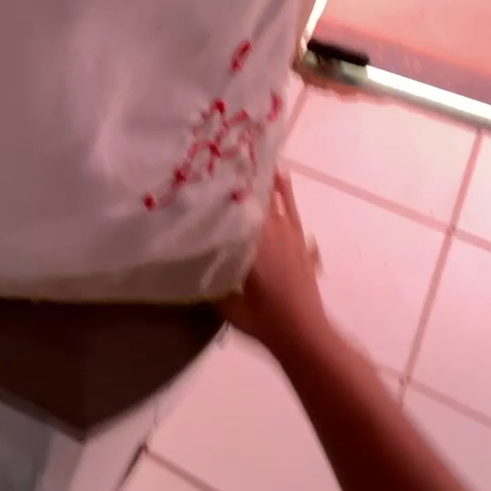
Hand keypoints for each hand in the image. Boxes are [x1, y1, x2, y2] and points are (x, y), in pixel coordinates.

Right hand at [219, 171, 329, 351]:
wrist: (302, 333)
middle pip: (259, 197)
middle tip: (232, 157)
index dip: (227, 187)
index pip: (236, 206)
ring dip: (270, 181)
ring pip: (279, 201)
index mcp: (251, 241)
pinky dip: (288, 198)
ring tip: (260, 158)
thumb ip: (209, 277)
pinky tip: (285, 186)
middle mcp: (272, 233)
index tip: (213, 169)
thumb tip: (188, 259)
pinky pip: (294, 214)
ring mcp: (291, 238)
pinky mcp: (303, 246)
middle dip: (246, 178)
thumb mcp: (223, 300)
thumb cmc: (260, 318)